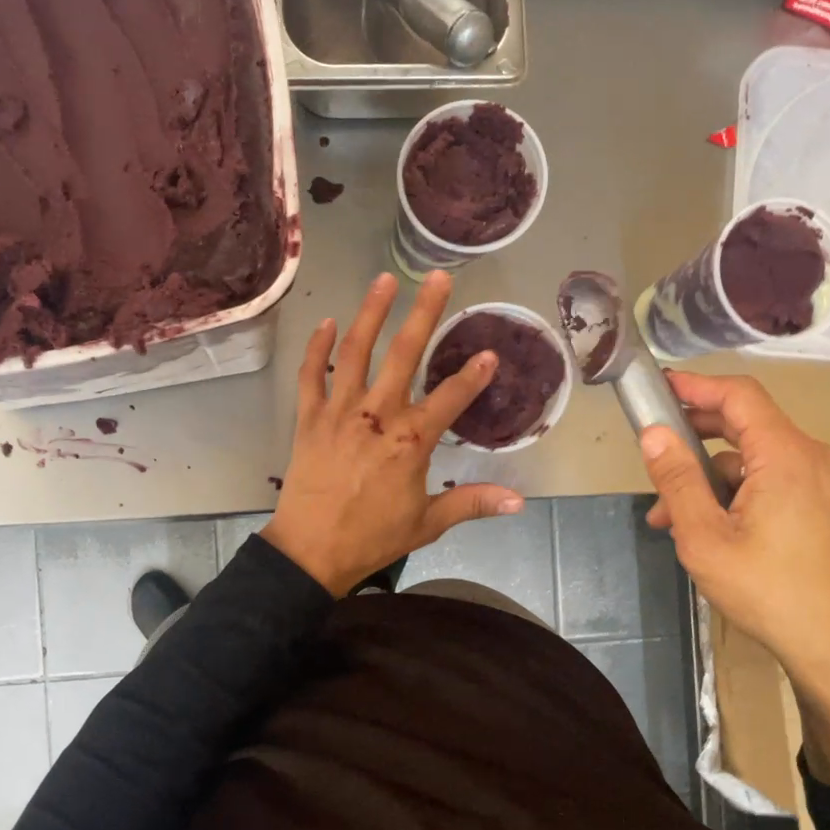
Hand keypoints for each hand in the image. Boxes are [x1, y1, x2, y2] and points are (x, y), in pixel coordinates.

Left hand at [261, 273, 524, 596]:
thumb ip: (471, 503)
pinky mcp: (309, 419)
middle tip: (439, 277)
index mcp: (411, 441)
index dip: (473, 375)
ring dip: (371, 314)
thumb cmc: (371, 539)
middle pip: (404, 355)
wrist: (311, 552)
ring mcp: (339, 413)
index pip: (450, 398)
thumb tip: (520, 501)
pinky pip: (311, 376)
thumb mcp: (427, 523)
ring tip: (384, 280)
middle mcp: (377, 415)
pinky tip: (327, 323)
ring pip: (355, 353)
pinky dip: (317, 349)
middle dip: (424, 313)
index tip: (490, 352)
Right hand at [640, 372, 829, 796]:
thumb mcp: (704, 536)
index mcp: (785, 455)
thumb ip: (677, 479)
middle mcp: (809, 457)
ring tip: (666, 514)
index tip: (657, 386)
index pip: (739, 396)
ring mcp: (817, 481)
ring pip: (750, 457)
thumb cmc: (765, 589)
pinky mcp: (817, 503)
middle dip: (693, 433)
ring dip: (705, 475)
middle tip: (651, 447)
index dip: (696, 385)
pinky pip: (765, 479)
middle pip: (745, 422)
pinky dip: (730, 492)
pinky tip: (699, 527)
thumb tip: (653, 434)